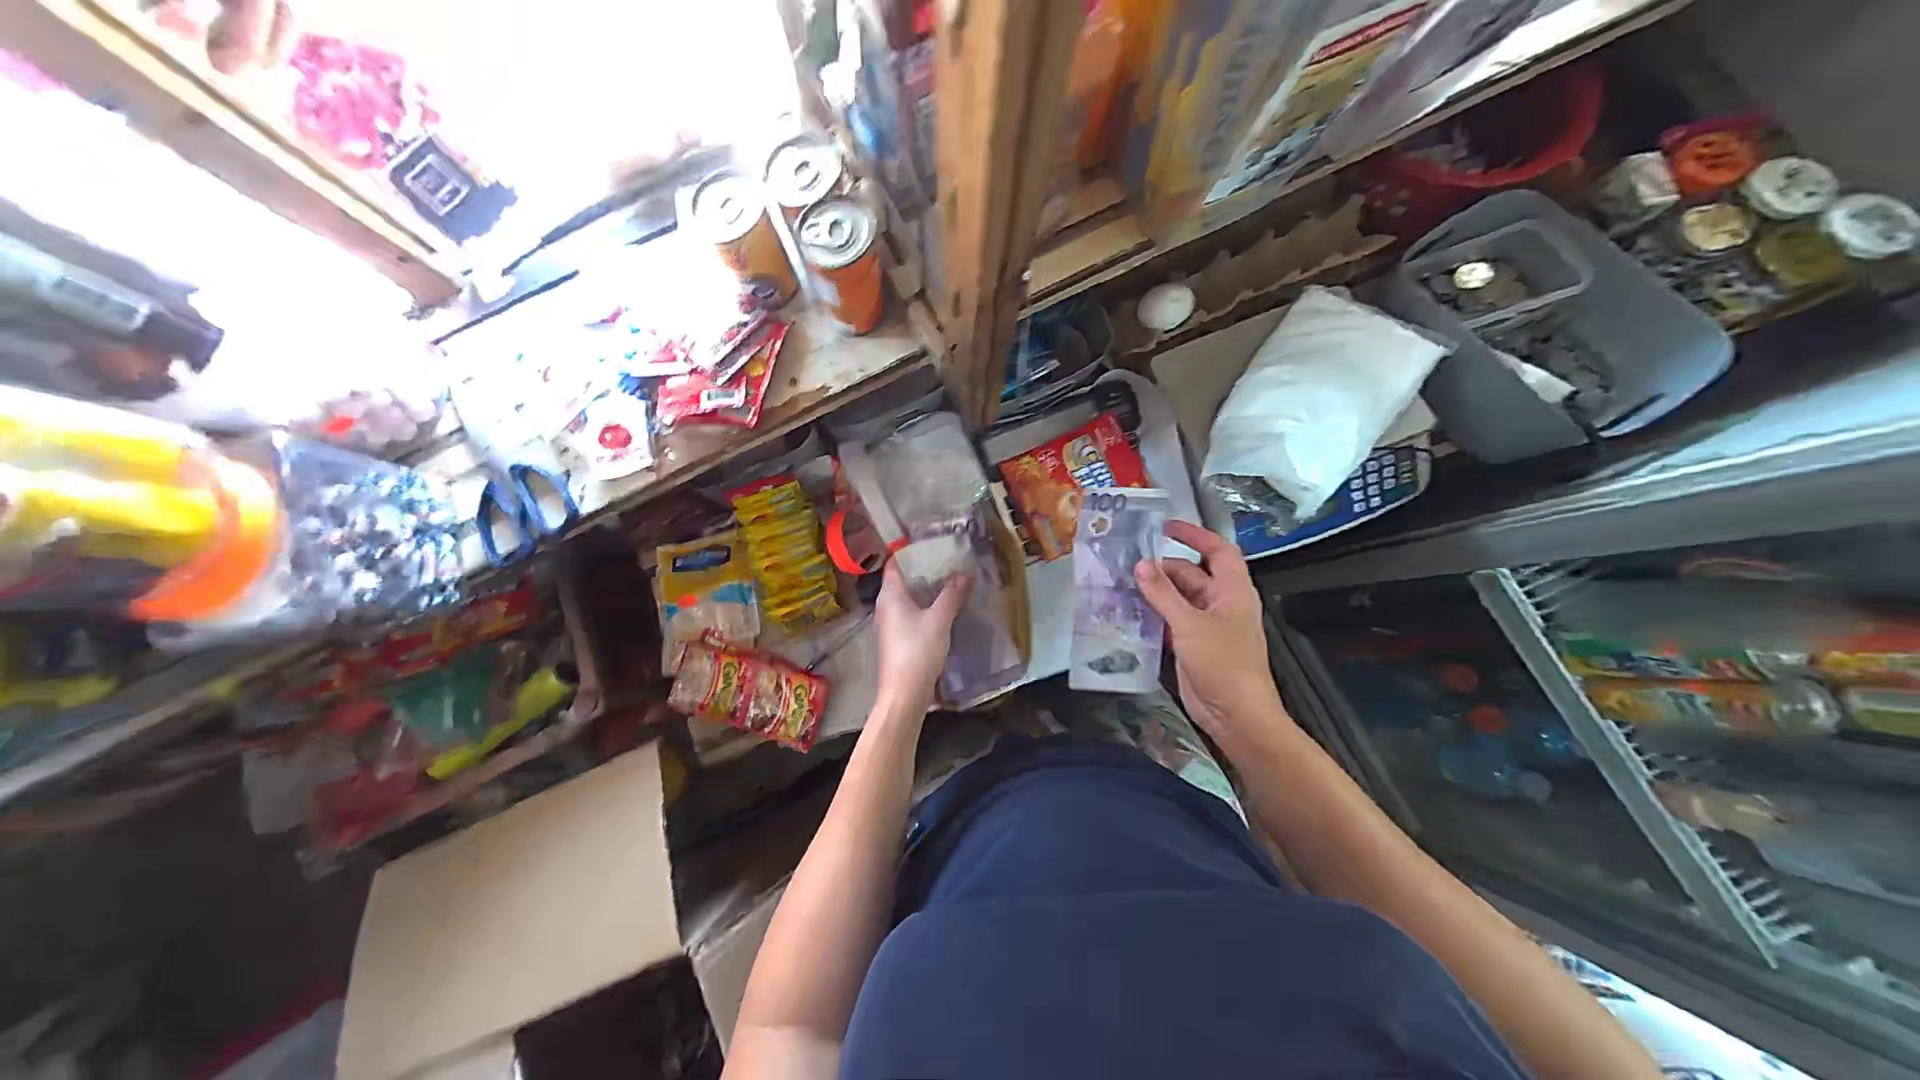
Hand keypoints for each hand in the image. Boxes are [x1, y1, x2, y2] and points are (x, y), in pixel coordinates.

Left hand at [873, 560, 969, 716]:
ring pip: (907, 598)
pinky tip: (942, 608)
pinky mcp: (897, 638)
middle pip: (901, 579)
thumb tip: (963, 573)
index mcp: (890, 595)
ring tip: (949, 580)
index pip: (894, 564)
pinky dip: (924, 606)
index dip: (909, 551)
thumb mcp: (939, 620)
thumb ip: (951, 595)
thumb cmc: (917, 651)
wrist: (903, 694)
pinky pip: (910, 613)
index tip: (930, 543)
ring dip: (925, 589)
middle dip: (922, 569)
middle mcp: (885, 606)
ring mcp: (889, 623)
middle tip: (947, 560)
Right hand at [1135, 520, 1287, 740]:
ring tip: (1121, 584)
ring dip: (1154, 592)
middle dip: (1162, 568)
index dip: (1194, 535)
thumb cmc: (1223, 663)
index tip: (1164, 527)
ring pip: (1177, 599)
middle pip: (1190, 574)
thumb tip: (1141, 564)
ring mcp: (1206, 625)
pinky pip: (1170, 621)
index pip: (1217, 551)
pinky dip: (1152, 615)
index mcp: (1232, 591)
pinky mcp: (1192, 645)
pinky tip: (1128, 612)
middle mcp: (1221, 603)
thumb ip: (1163, 594)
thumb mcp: (1190, 624)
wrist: (1236, 714)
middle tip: (1127, 564)